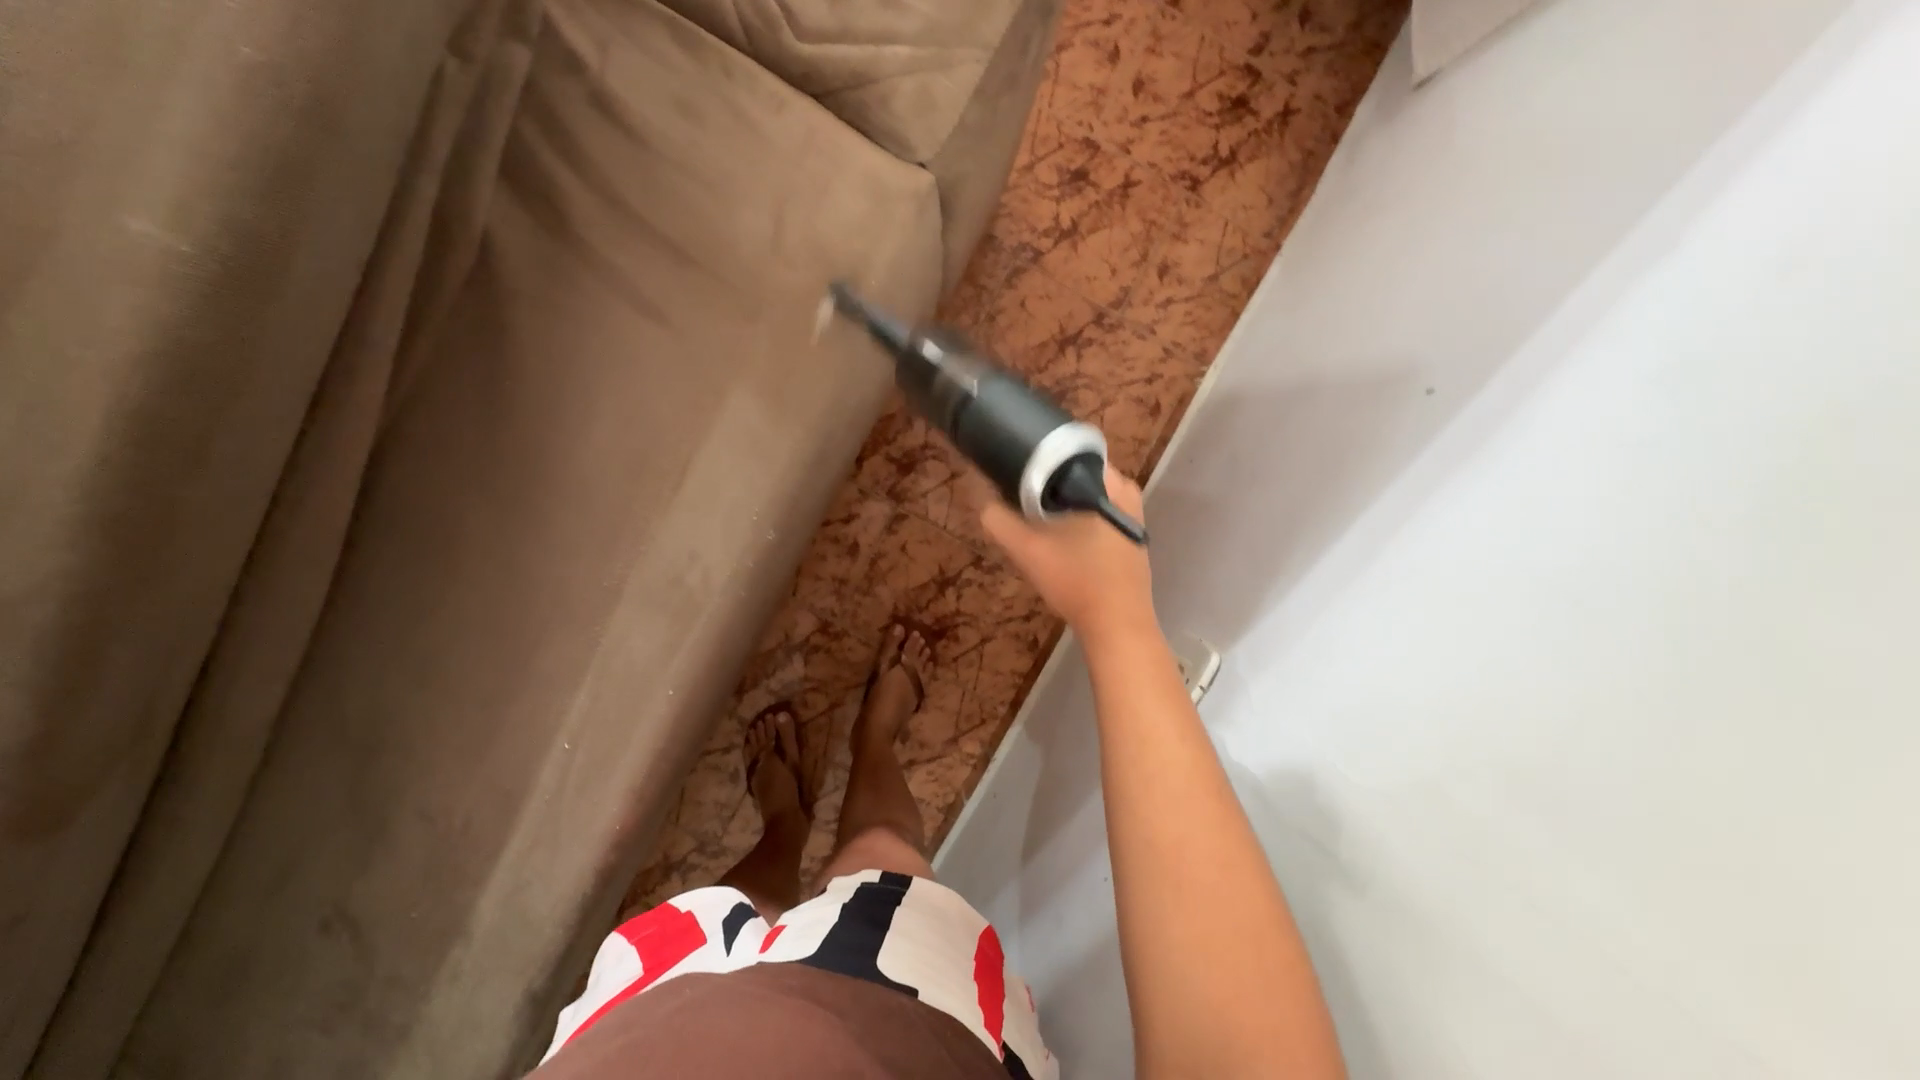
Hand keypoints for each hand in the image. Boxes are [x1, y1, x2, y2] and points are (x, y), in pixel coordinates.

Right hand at [980, 466, 1156, 644]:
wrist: (1117, 626)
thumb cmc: (1076, 581)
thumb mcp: (1027, 549)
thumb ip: (997, 519)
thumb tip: (979, 495)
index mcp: (1108, 481)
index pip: (1067, 451)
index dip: (1037, 459)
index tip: (1015, 472)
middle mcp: (1126, 492)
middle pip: (1076, 474)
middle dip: (1048, 485)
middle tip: (1019, 499)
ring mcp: (1133, 516)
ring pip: (1087, 497)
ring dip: (1062, 505)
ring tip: (1034, 518)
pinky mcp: (1132, 538)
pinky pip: (1099, 515)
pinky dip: (1078, 520)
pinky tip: (1060, 539)